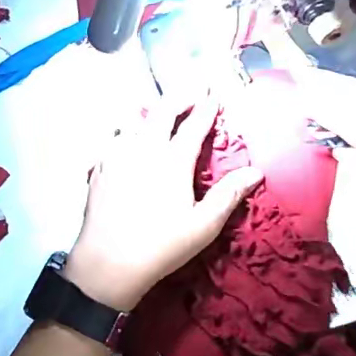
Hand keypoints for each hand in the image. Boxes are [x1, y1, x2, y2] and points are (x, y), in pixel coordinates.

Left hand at [62, 93, 263, 309]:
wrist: (106, 264)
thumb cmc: (161, 246)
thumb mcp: (203, 225)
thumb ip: (229, 195)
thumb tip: (256, 171)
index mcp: (172, 160)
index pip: (193, 125)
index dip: (206, 108)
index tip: (214, 94)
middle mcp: (143, 150)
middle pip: (161, 112)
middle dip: (179, 98)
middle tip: (192, 90)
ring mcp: (116, 157)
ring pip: (133, 121)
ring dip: (150, 111)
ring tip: (158, 110)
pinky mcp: (98, 169)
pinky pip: (112, 139)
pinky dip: (125, 131)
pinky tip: (124, 138)